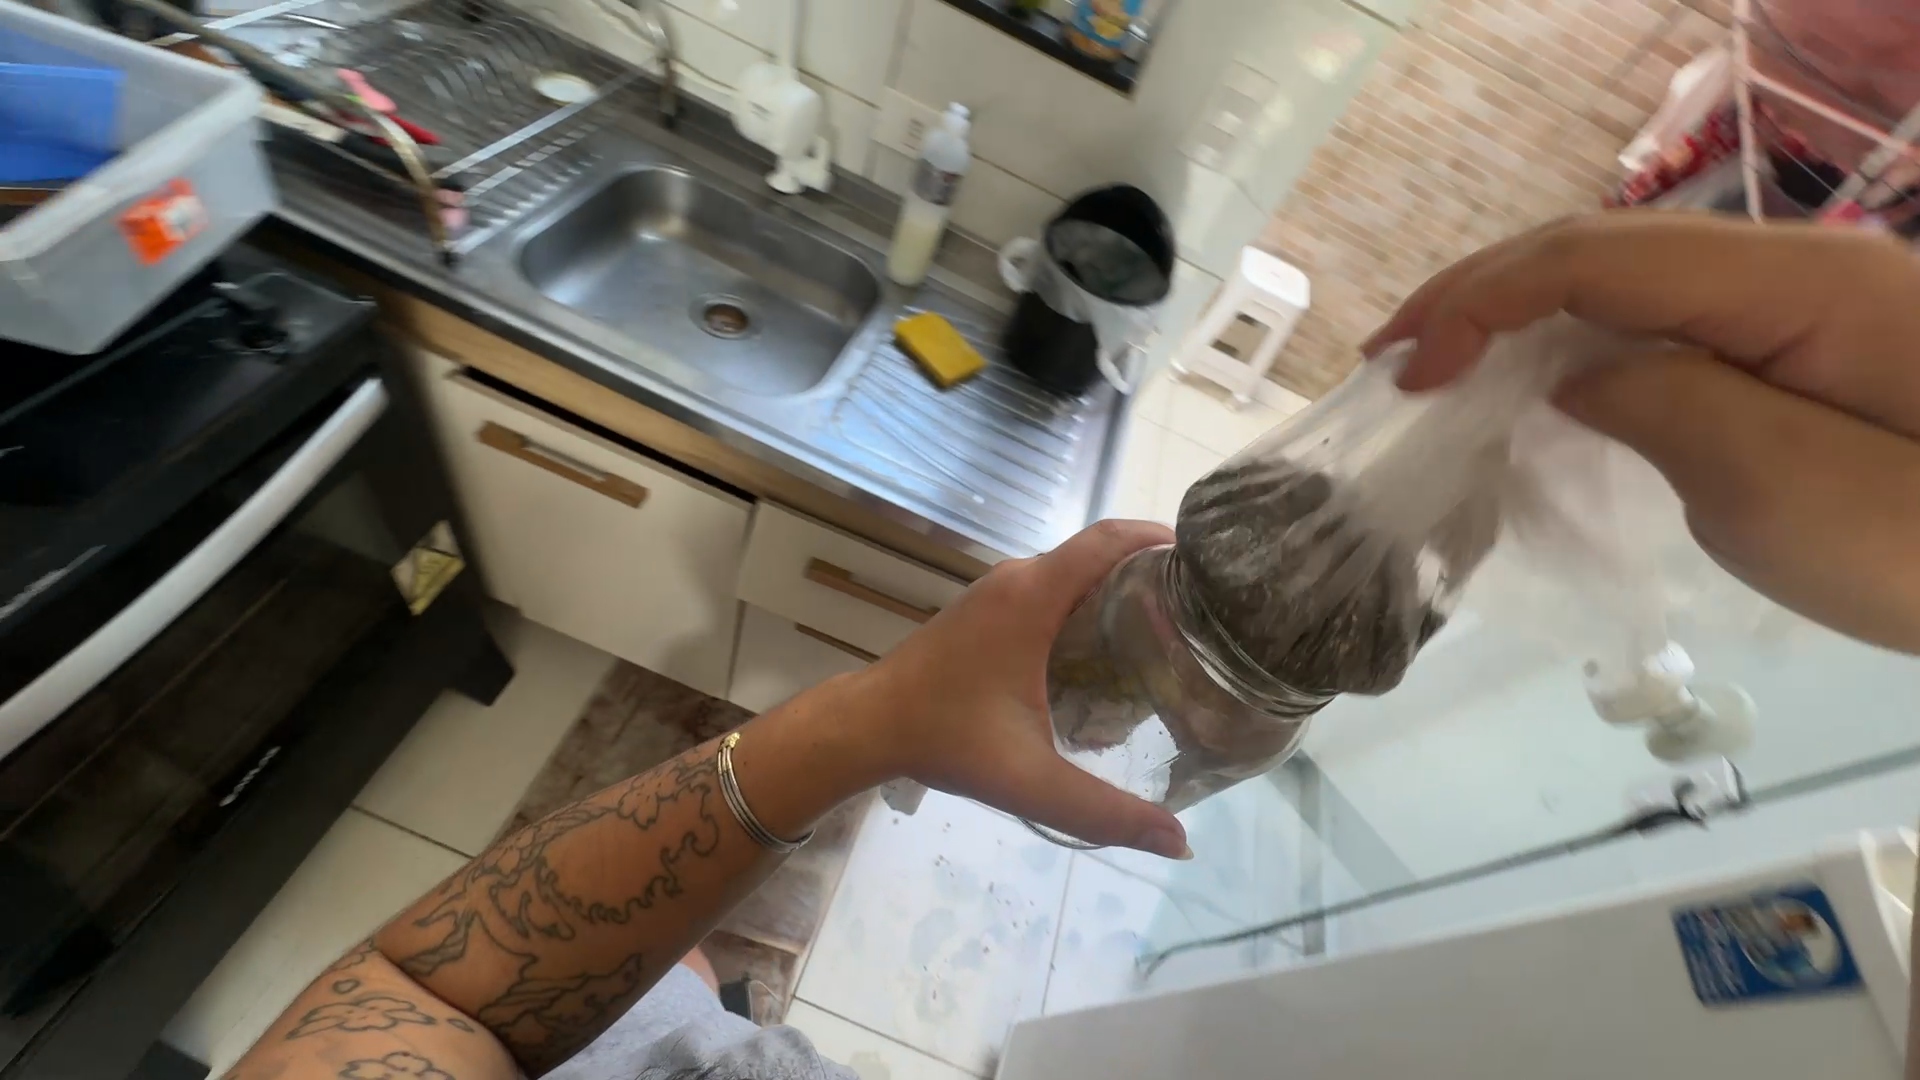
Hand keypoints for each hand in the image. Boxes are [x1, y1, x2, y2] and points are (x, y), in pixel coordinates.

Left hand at [854, 520, 1191, 859]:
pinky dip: (1086, 602)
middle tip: (1199, 612)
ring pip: (1073, 571)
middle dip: (1150, 571)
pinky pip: (1050, 588)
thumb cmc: (947, 739)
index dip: (1157, 538)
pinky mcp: (988, 604)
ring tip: (1167, 630)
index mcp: (1032, 598)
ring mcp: (998, 588)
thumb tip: (1180, 842)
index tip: (1205, 562)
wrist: (871, 723)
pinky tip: (1108, 648)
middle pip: (1097, 553)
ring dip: (1117, 588)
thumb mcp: (1030, 781)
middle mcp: (1017, 579)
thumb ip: (1106, 813)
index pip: (1107, 541)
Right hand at [1364, 212, 1919, 652]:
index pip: (1594, 259)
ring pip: (1605, 271)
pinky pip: (1635, 312)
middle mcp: (1784, 268)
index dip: (1481, 304)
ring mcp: (1782, 300)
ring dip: (1498, 307)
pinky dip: (1548, 333)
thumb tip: (1571, 375)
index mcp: (1794, 288)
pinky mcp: (1774, 341)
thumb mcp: (1791, 493)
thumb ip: (1665, 407)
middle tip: (1386, 356)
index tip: (1411, 377)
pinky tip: (1511, 369)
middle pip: (1590, 245)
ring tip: (1426, 357)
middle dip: (1469, 293)